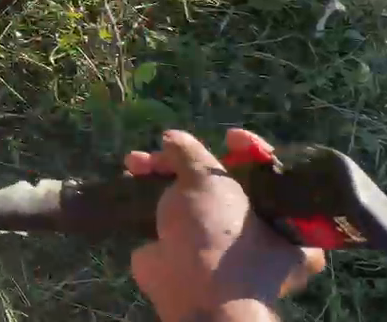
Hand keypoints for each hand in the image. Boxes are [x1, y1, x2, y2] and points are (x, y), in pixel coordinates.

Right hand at [127, 129, 326, 321]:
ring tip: (134, 164)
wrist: (190, 285)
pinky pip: (168, 208)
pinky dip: (149, 191)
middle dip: (184, 160)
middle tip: (161, 151)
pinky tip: (131, 179)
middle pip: (221, 182)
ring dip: (158, 170)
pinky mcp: (184, 244)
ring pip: (188, 192)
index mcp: (288, 228)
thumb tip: (173, 138)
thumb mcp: (210, 183)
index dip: (252, 154)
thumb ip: (193, 153)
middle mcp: (259, 235)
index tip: (229, 135)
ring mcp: (219, 241)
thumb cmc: (219, 235)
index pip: (275, 181)